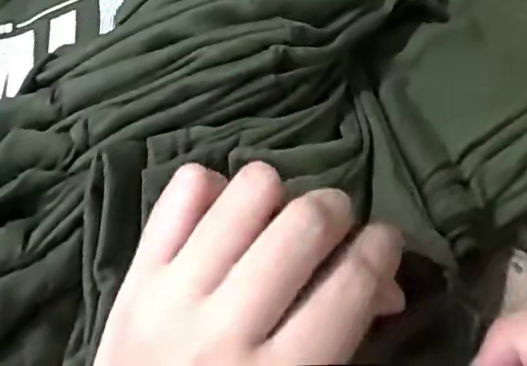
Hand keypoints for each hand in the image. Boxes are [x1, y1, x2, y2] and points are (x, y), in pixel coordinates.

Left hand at [95, 161, 405, 365]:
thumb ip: (345, 340)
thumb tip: (385, 283)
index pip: (349, 287)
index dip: (382, 249)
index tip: (388, 238)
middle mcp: (225, 331)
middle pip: (302, 224)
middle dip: (336, 209)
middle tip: (339, 224)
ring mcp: (174, 294)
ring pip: (247, 189)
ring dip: (278, 193)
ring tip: (278, 218)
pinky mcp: (137, 271)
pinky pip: (183, 189)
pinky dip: (212, 187)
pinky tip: (223, 217)